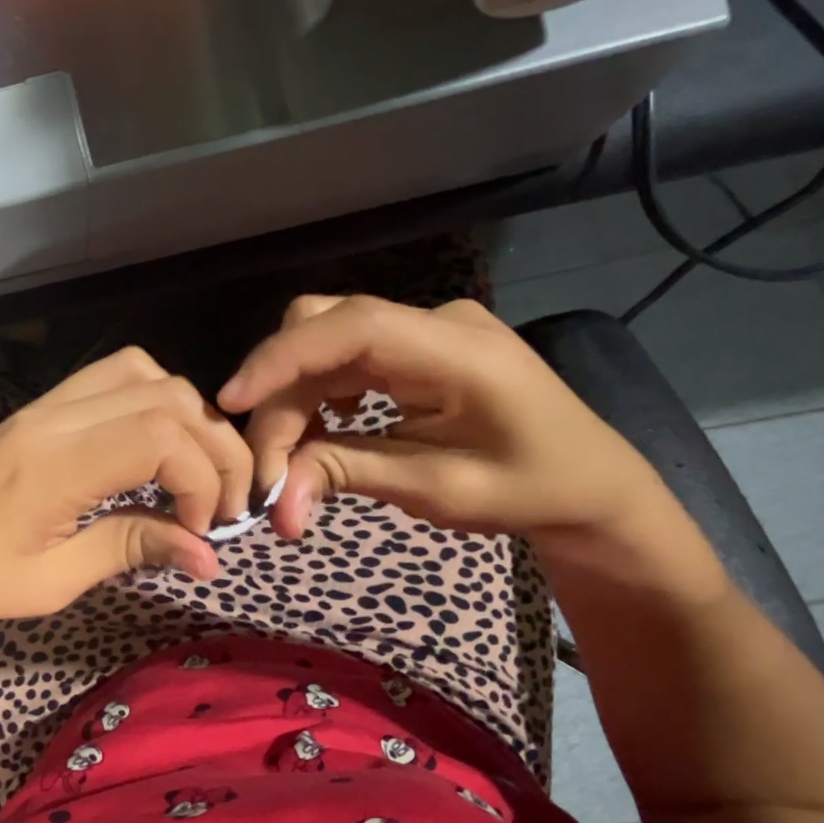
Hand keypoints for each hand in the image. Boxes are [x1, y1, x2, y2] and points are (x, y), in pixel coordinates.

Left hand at [0, 348, 252, 632]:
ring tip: (193, 472)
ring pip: (141, 374)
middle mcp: (53, 418)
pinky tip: (153, 449)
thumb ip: (131, 548)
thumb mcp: (53, 580)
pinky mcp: (37, 410)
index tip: (200, 529)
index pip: (161, 436)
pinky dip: (150, 402)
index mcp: (54, 465)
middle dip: (214, 448)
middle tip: (222, 505)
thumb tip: (207, 555)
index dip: (203, 478)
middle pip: (165, 397)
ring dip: (186, 417)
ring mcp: (43, 406)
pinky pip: (109, 378)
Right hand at [217, 295, 662, 542]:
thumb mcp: (439, 491)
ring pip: (323, 344)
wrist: (591, 484)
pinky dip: (313, 397)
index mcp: (459, 350)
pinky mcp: (413, 348)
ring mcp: (424, 331)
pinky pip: (341, 358)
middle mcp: (435, 323)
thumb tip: (273, 499)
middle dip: (279, 397)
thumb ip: (349, 475)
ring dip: (290, 401)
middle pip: (323, 331)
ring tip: (288, 462)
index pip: (351, 327)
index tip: (232, 403)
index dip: (282, 359)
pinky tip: (318, 436)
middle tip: (268, 472)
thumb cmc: (530, 489)